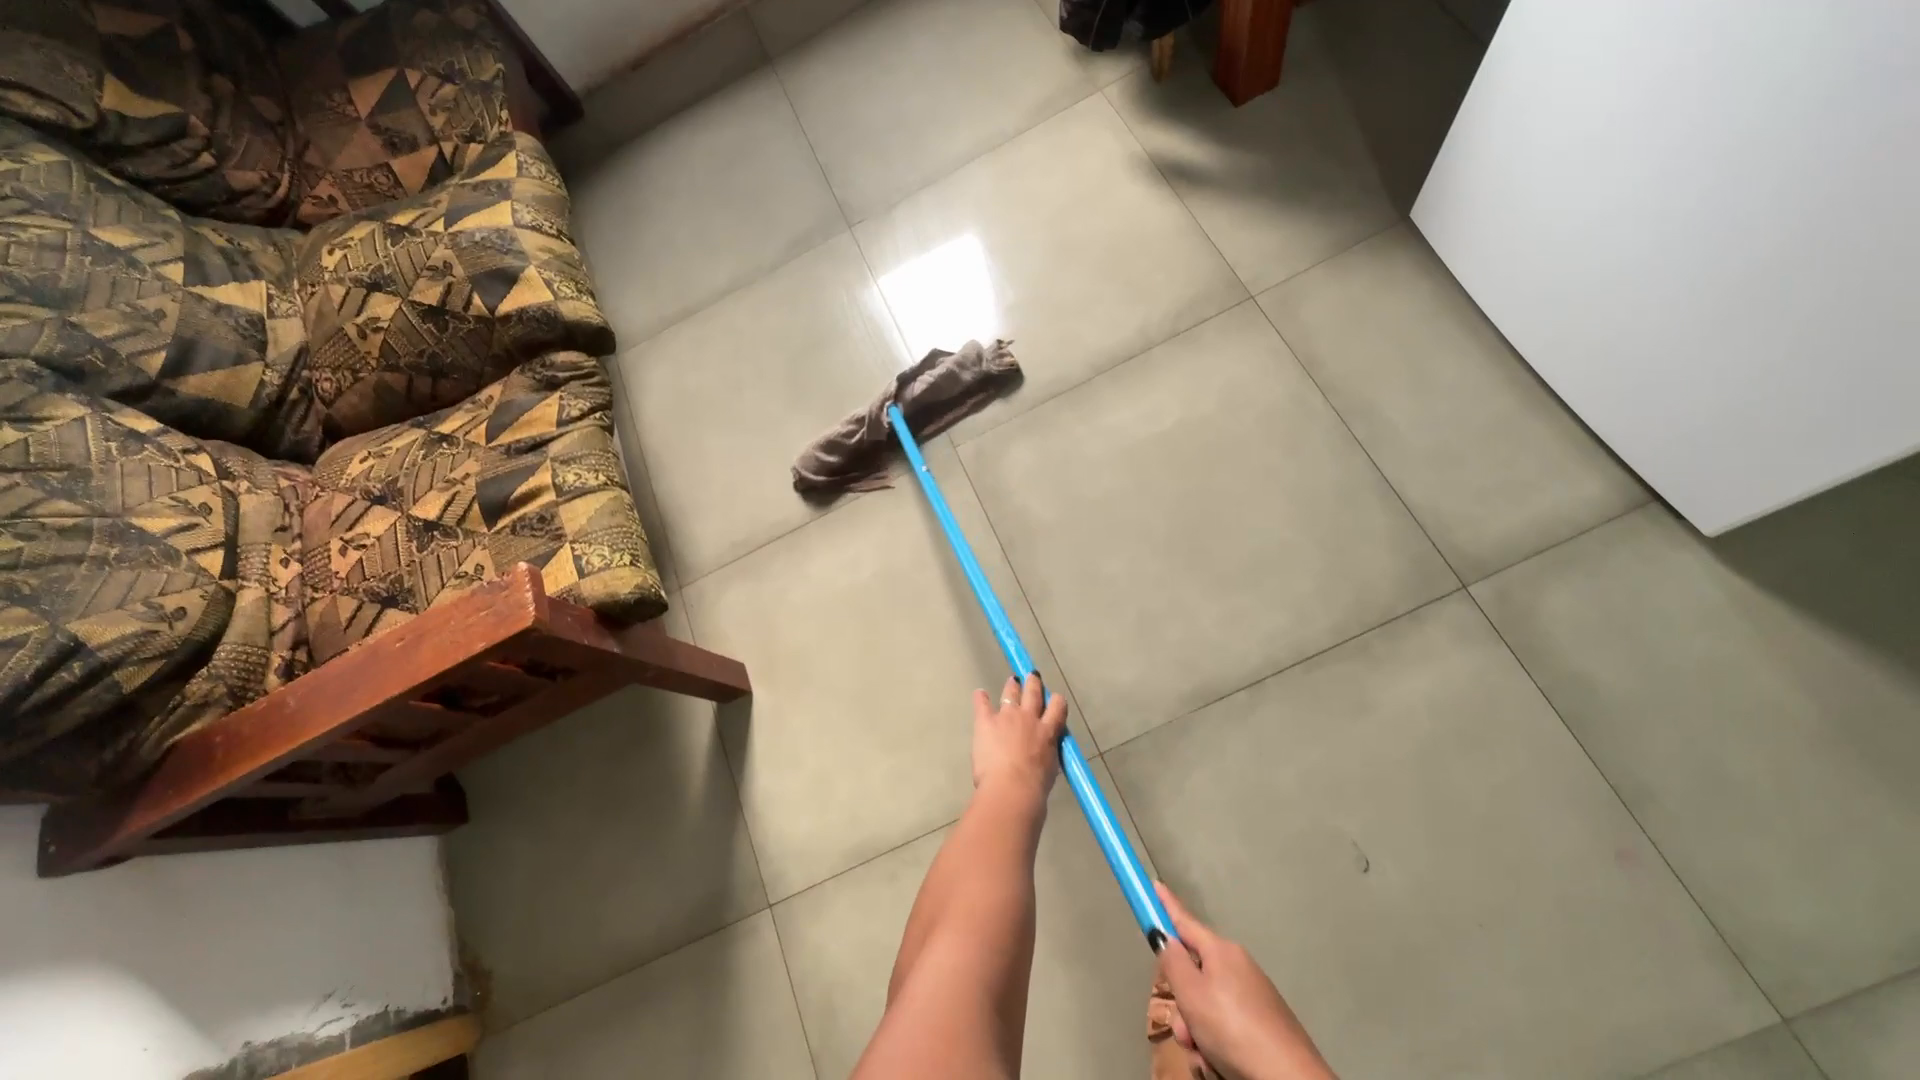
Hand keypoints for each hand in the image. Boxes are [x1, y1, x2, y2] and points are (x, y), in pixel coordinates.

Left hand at [971, 674, 1066, 799]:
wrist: (1012, 787)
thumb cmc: (1035, 786)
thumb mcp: (1050, 768)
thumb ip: (1047, 753)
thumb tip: (1045, 750)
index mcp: (1048, 731)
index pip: (1057, 707)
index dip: (1056, 701)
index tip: (1053, 699)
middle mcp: (1029, 718)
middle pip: (1033, 693)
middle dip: (1033, 683)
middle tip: (1032, 676)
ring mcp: (1007, 717)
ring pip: (1011, 693)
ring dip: (1012, 686)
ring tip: (1012, 680)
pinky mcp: (986, 721)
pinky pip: (982, 703)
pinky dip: (980, 697)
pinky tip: (979, 693)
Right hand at [1155, 882, 1335, 1079]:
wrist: (1288, 1076)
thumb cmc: (1233, 1027)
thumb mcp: (1191, 993)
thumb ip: (1172, 962)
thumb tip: (1167, 938)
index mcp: (1220, 952)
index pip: (1184, 921)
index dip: (1165, 904)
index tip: (1154, 884)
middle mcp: (1237, 968)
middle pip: (1192, 976)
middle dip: (1183, 1006)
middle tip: (1186, 1031)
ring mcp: (1251, 996)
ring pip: (1205, 1008)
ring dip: (1197, 1033)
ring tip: (1206, 1055)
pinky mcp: (1261, 1024)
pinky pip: (1223, 1027)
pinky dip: (1215, 1045)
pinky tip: (1220, 1063)